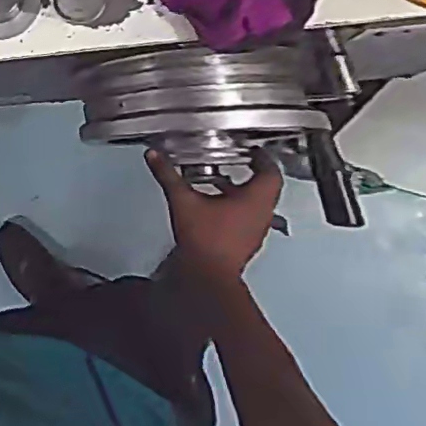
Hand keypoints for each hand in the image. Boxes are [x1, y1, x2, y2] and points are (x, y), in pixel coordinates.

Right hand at [146, 149, 283, 281]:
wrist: (209, 275)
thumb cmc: (204, 239)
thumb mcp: (182, 199)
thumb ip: (168, 174)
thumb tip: (155, 156)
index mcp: (253, 201)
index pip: (271, 173)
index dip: (263, 158)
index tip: (254, 150)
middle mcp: (261, 215)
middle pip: (268, 188)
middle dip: (255, 172)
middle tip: (242, 160)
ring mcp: (256, 230)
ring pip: (259, 203)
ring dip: (245, 189)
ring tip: (223, 178)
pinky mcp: (247, 240)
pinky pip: (250, 216)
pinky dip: (238, 205)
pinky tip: (216, 203)